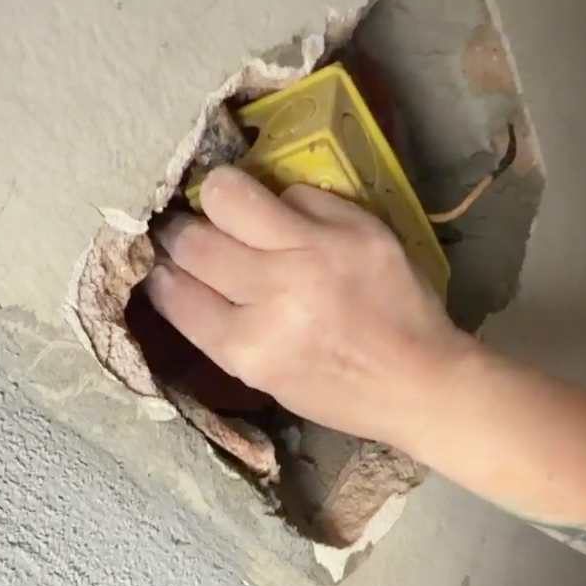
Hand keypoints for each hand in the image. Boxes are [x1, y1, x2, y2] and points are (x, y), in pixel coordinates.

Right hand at [142, 165, 474, 450]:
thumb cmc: (343, 393)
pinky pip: (292, 192)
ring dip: (222, 202)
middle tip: (198, 237)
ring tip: (238, 217)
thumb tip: (178, 276)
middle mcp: (275, 296)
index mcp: (249, 350)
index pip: (172, 291)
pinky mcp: (353, 226)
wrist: (421, 380)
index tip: (169, 267)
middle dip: (183, 236)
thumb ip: (224, 332)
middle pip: (191, 239)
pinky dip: (288, 209)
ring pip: (228, 193)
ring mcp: (315, 254)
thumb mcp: (271, 382)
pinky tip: (303, 231)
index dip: (163, 275)